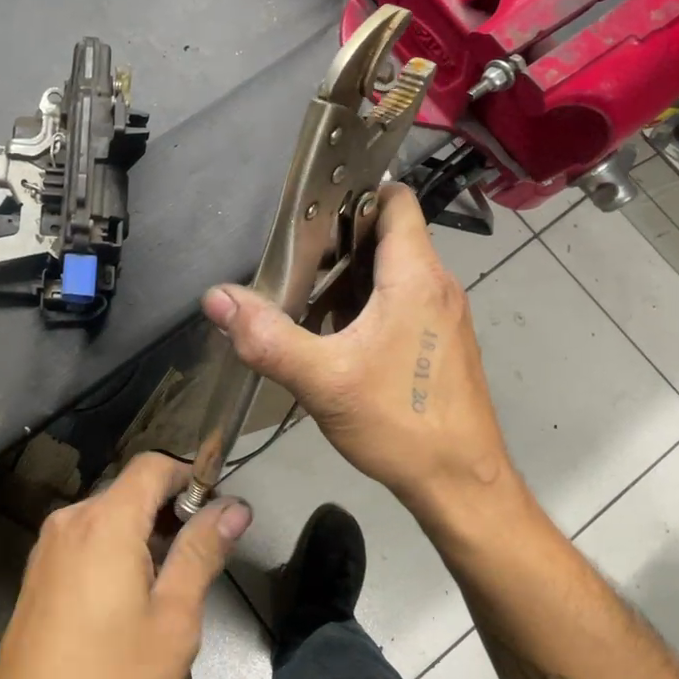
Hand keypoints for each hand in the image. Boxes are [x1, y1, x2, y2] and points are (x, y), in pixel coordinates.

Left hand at [0, 453, 253, 678]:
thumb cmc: (112, 678)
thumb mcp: (174, 619)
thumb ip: (202, 553)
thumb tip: (235, 507)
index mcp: (105, 521)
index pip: (152, 465)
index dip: (190, 475)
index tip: (216, 510)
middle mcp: (70, 520)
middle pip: (129, 490)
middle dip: (169, 510)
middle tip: (199, 557)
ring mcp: (47, 546)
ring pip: (106, 516)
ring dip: (142, 533)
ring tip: (166, 585)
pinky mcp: (36, 572)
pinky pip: (84, 540)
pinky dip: (113, 549)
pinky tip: (124, 599)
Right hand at [200, 183, 513, 516]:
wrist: (462, 486)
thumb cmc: (401, 425)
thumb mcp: (323, 380)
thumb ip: (267, 338)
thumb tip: (216, 299)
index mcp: (417, 278)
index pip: (396, 202)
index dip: (355, 192)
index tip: (310, 206)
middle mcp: (436, 287)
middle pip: (386, 236)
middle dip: (336, 241)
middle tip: (289, 259)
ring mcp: (441, 317)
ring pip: (390, 273)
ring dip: (346, 277)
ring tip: (301, 297)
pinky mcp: (437, 345)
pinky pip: (398, 303)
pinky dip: (363, 306)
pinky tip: (330, 337)